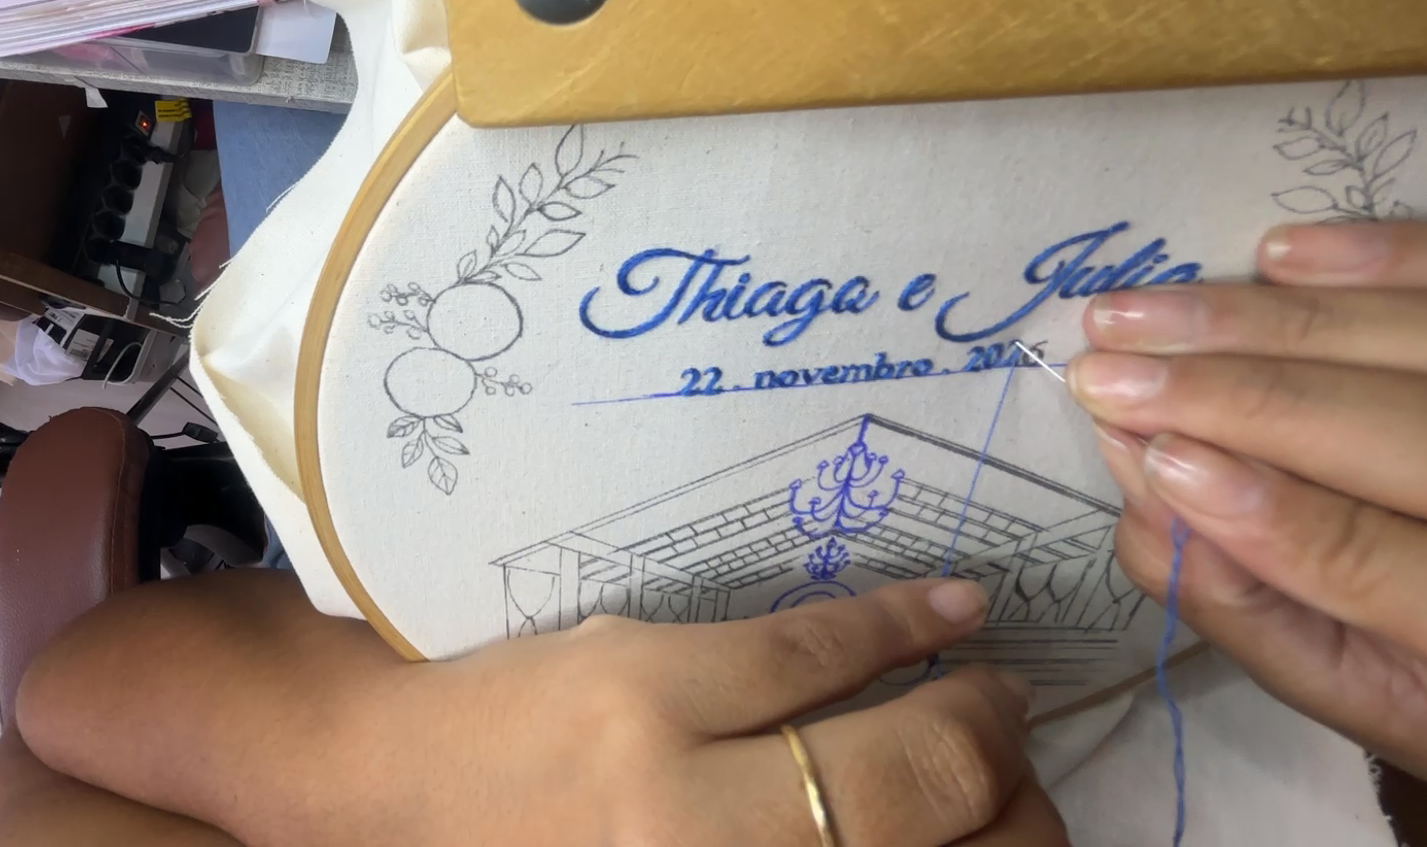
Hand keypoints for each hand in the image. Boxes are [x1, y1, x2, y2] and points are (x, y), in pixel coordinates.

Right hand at [20, 571, 1064, 846]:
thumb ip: (732, 655)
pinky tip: (964, 832)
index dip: (904, 625)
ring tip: (1009, 771)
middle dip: (981, 725)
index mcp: (638, 694)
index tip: (962, 602)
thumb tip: (861, 645)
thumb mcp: (612, 647)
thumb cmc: (509, 700)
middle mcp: (679, 805)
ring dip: (997, 814)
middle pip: (896, 777)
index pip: (811, 656)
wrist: (417, 795)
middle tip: (1003, 688)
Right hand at [1069, 221, 1426, 788]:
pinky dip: (1392, 256)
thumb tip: (1146, 485)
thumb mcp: (1347, 682)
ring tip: (1123, 313)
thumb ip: (1240, 603)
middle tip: (1101, 372)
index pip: (1400, 573)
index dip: (1276, 515)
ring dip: (1260, 321)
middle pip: (1426, 437)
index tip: (1147, 454)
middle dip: (1237, 399)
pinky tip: (1280, 254)